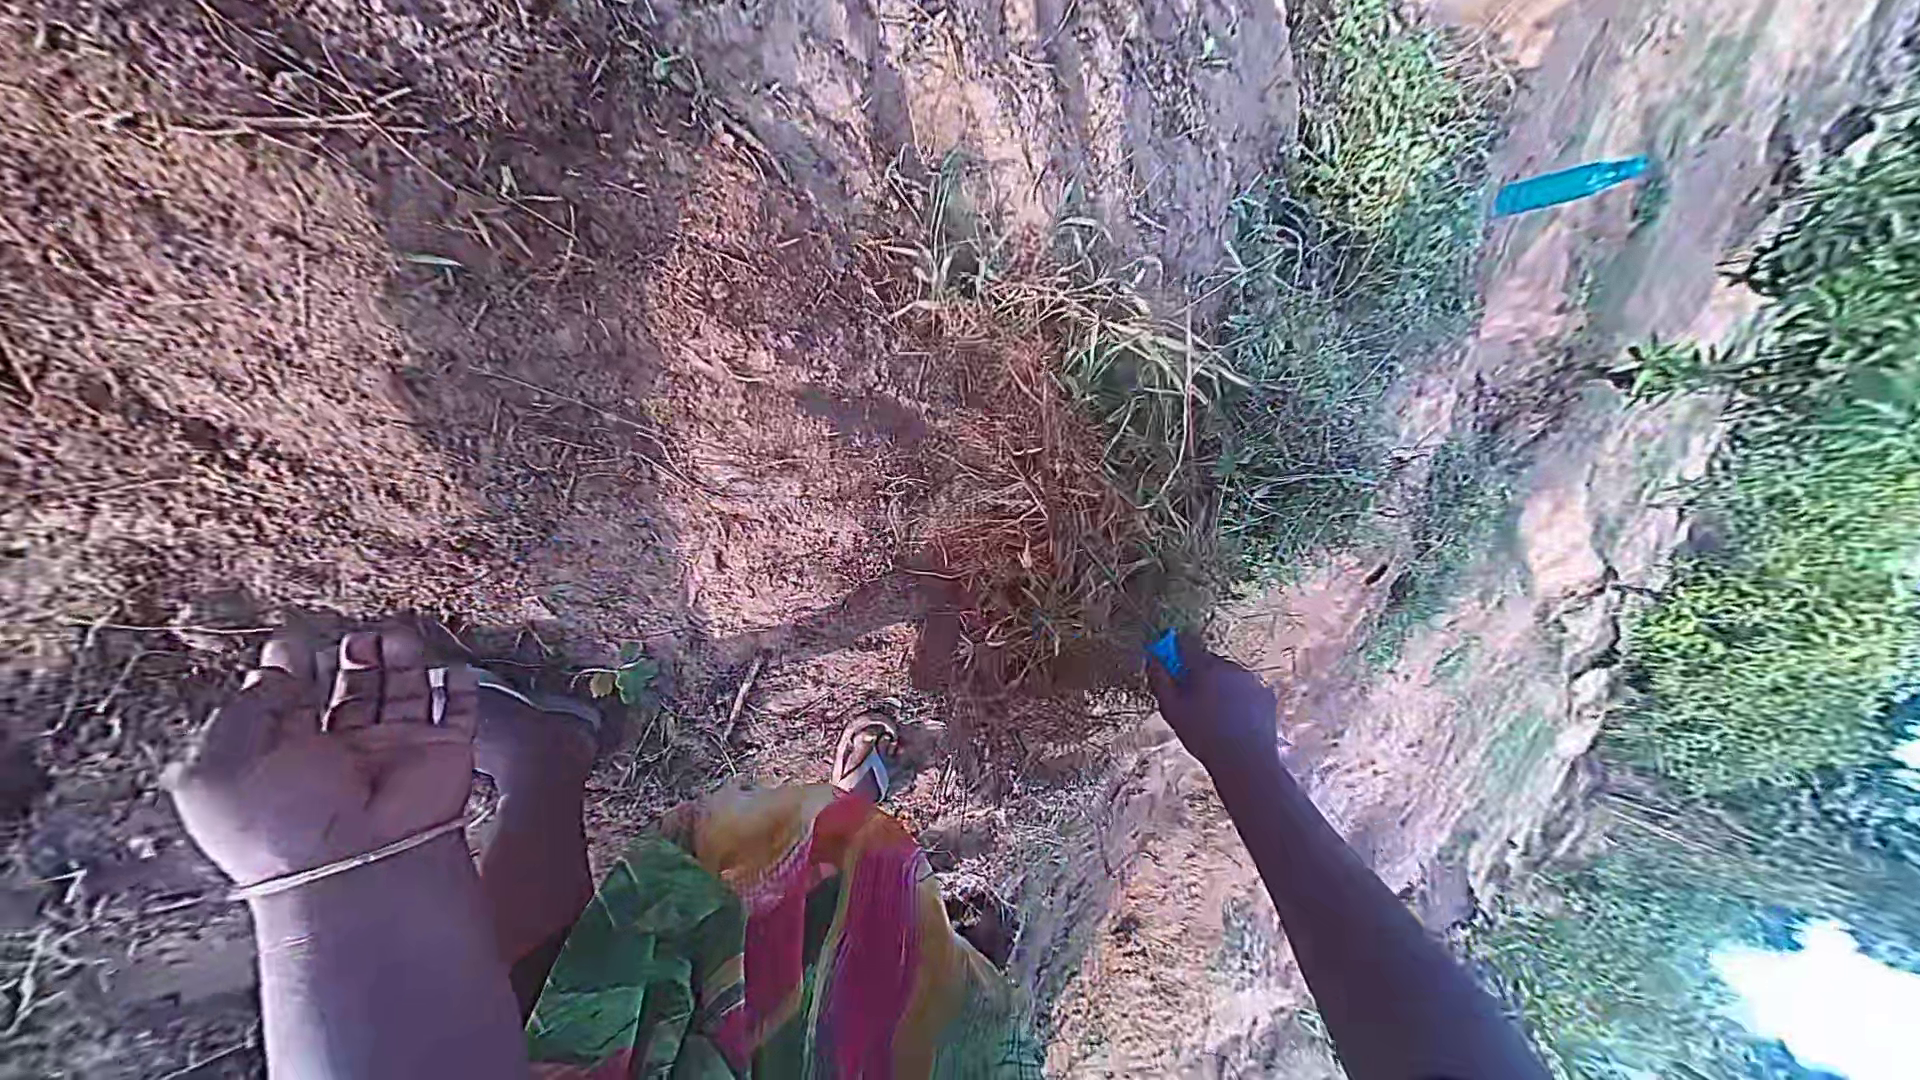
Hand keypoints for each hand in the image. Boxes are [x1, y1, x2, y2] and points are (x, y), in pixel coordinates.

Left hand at [165, 627, 480, 889]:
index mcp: (287, 754)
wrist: (361, 851)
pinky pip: (460, 711)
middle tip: (355, 636)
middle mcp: (345, 749)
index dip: (292, 669)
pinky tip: (454, 669)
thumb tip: (277, 669)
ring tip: (394, 635)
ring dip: (402, 662)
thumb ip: (250, 707)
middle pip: (354, 691)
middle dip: (354, 659)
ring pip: (405, 692)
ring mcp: (399, 746)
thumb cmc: (282, 817)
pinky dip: (461, 689)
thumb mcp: (225, 761)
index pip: (293, 702)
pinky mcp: (445, 747)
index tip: (293, 641)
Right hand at [1146, 633, 1281, 772]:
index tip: (1169, 664)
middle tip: (1190, 697)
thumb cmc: (1204, 736)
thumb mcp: (1171, 708)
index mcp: (1207, 667)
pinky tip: (1230, 718)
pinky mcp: (1266, 696)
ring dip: (1218, 684)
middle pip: (1208, 660)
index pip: (1186, 644)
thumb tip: (1153, 659)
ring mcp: (1252, 681)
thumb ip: (1160, 679)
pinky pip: (1245, 688)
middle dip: (1197, 673)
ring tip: (1212, 712)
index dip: (1174, 652)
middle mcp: (1232, 668)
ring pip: (1227, 674)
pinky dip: (1236, 696)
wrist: (1246, 763)